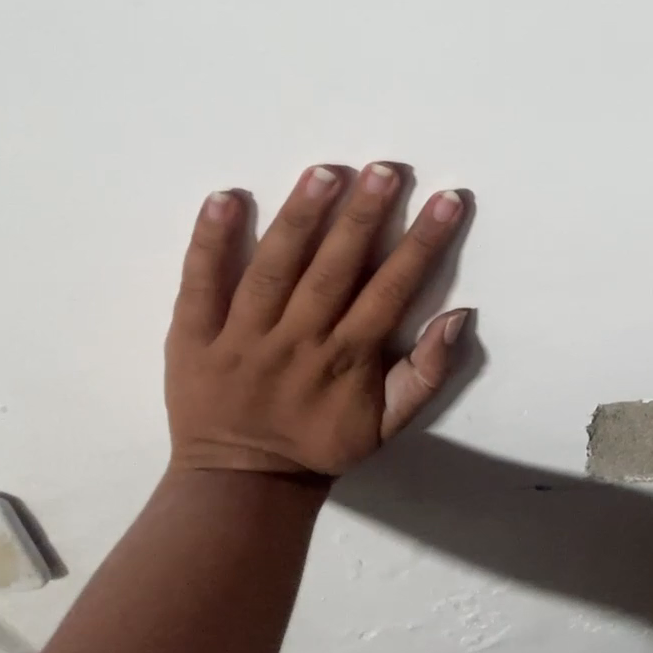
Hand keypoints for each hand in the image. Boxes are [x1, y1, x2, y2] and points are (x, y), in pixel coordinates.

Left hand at [165, 164, 470, 478]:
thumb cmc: (324, 445)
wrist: (239, 484)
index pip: (393, 289)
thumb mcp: (392, 423)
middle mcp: (297, 341)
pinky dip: (209, 241)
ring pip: (273, 269)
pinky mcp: (191, 338)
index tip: (447, 200)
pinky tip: (225, 197)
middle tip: (385, 168)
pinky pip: (199, 285)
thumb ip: (428, 372)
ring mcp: (240, 338)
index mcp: (348, 359)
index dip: (423, 242)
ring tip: (324, 172)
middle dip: (363, 215)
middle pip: (334, 269)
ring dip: (299, 217)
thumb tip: (460, 316)